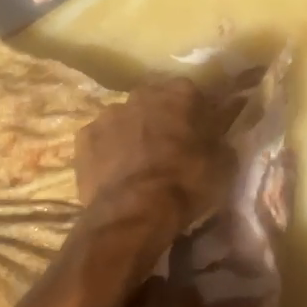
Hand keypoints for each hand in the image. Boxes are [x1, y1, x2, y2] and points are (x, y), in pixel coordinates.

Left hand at [75, 77, 237, 239]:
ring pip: (125, 119)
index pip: (192, 94)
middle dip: (161, 119)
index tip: (198, 133)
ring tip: (138, 163)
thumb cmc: (185, 184)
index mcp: (180, 93)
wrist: (134, 213)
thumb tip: (220, 129)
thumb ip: (220, 137)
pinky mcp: (84, 137)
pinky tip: (115, 173)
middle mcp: (142, 94)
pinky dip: (107, 151)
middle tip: (168, 147)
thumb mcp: (223, 163)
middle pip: (154, 101)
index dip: (195, 114)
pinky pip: (100, 140)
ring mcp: (109, 113)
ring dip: (132, 133)